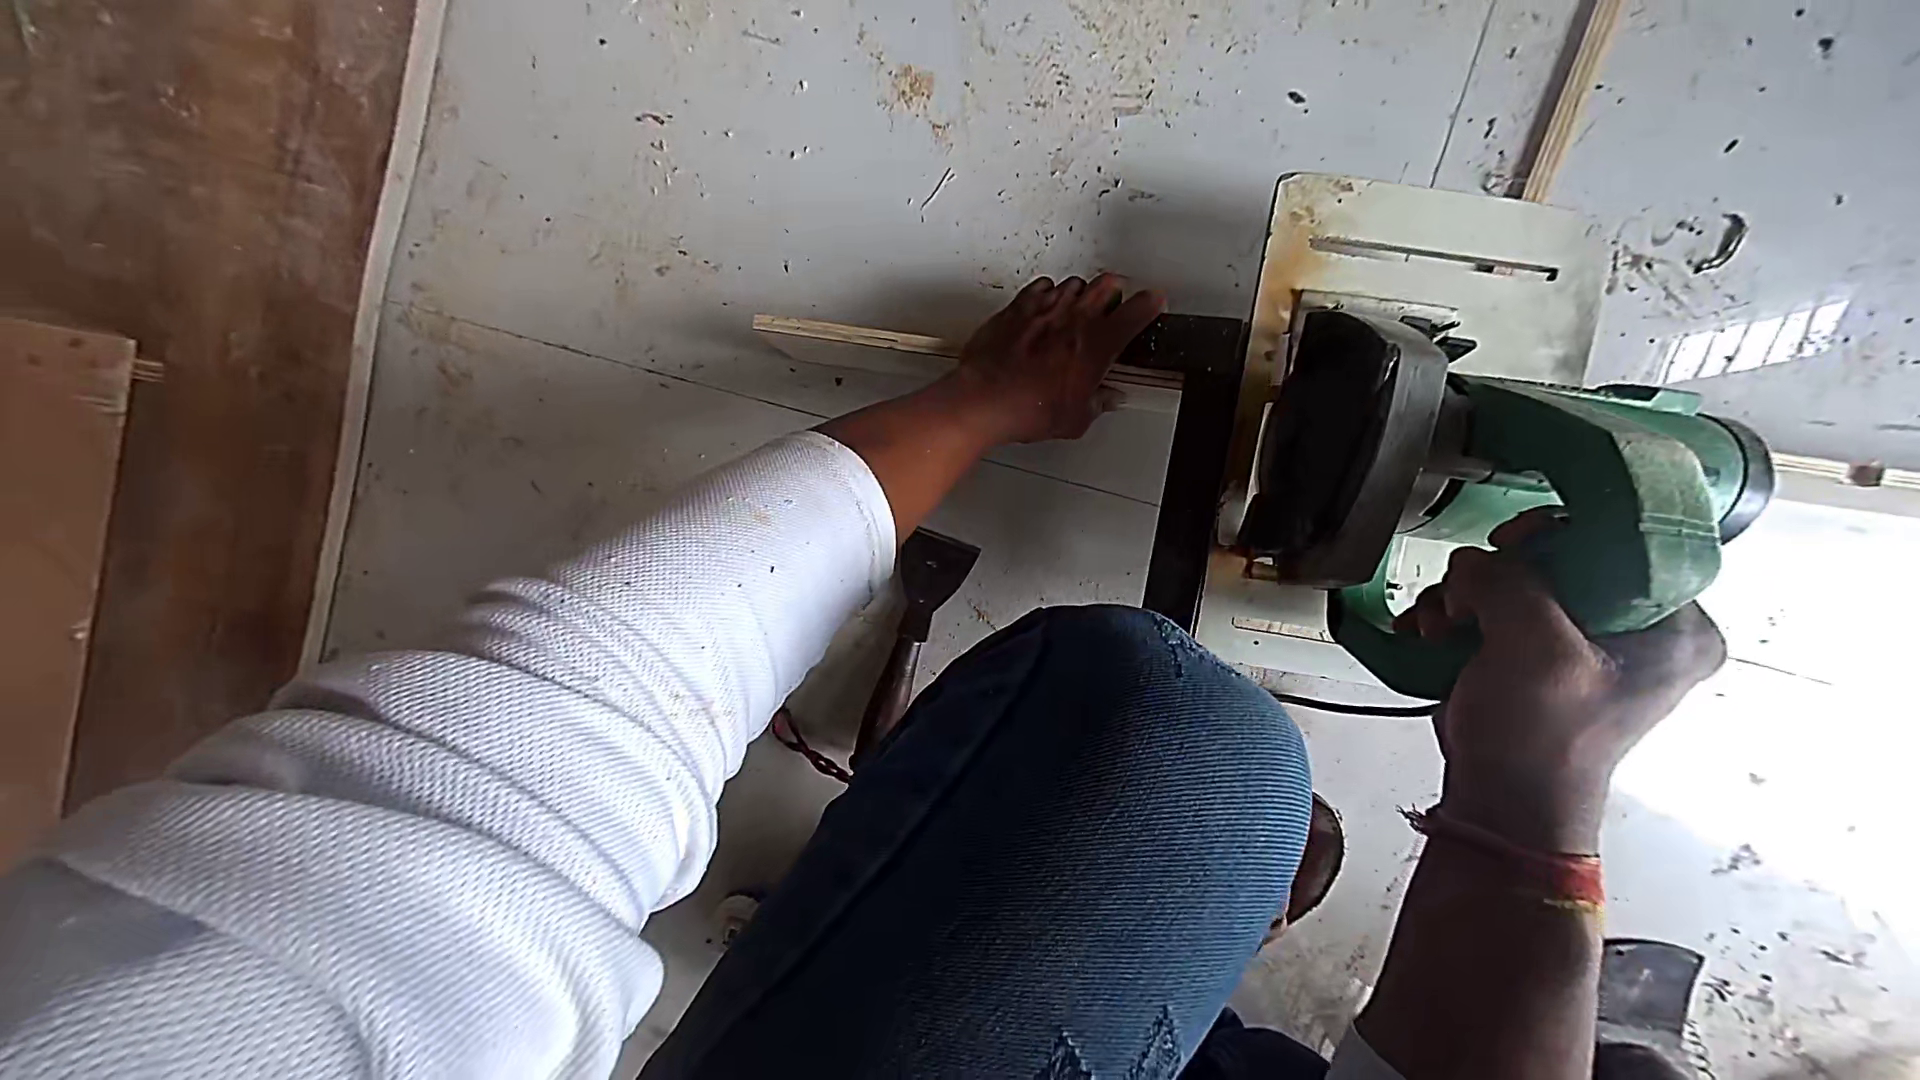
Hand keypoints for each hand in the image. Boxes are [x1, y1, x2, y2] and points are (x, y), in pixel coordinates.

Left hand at [942, 273, 1164, 443]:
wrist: (984, 400)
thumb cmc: (1025, 409)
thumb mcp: (1074, 419)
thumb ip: (1097, 404)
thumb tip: (1106, 399)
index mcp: (1097, 344)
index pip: (1137, 310)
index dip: (1149, 304)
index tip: (1152, 302)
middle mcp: (1074, 319)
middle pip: (1108, 285)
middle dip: (1115, 294)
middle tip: (1113, 308)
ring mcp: (1045, 308)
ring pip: (1075, 283)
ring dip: (1081, 295)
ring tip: (1077, 313)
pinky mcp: (1018, 307)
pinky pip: (1042, 287)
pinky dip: (1049, 294)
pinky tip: (1045, 310)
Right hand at [1393, 510, 1726, 852]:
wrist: (1502, 795)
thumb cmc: (1539, 736)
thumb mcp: (1536, 652)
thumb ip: (1508, 587)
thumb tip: (1472, 559)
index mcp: (1670, 627)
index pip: (1619, 544)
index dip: (1557, 536)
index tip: (1506, 546)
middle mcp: (1627, 629)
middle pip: (1549, 562)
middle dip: (1490, 578)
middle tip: (1463, 605)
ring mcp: (1571, 642)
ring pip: (1506, 584)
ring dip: (1459, 599)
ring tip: (1438, 629)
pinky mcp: (1525, 653)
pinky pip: (1484, 608)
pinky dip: (1450, 615)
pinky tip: (1429, 633)